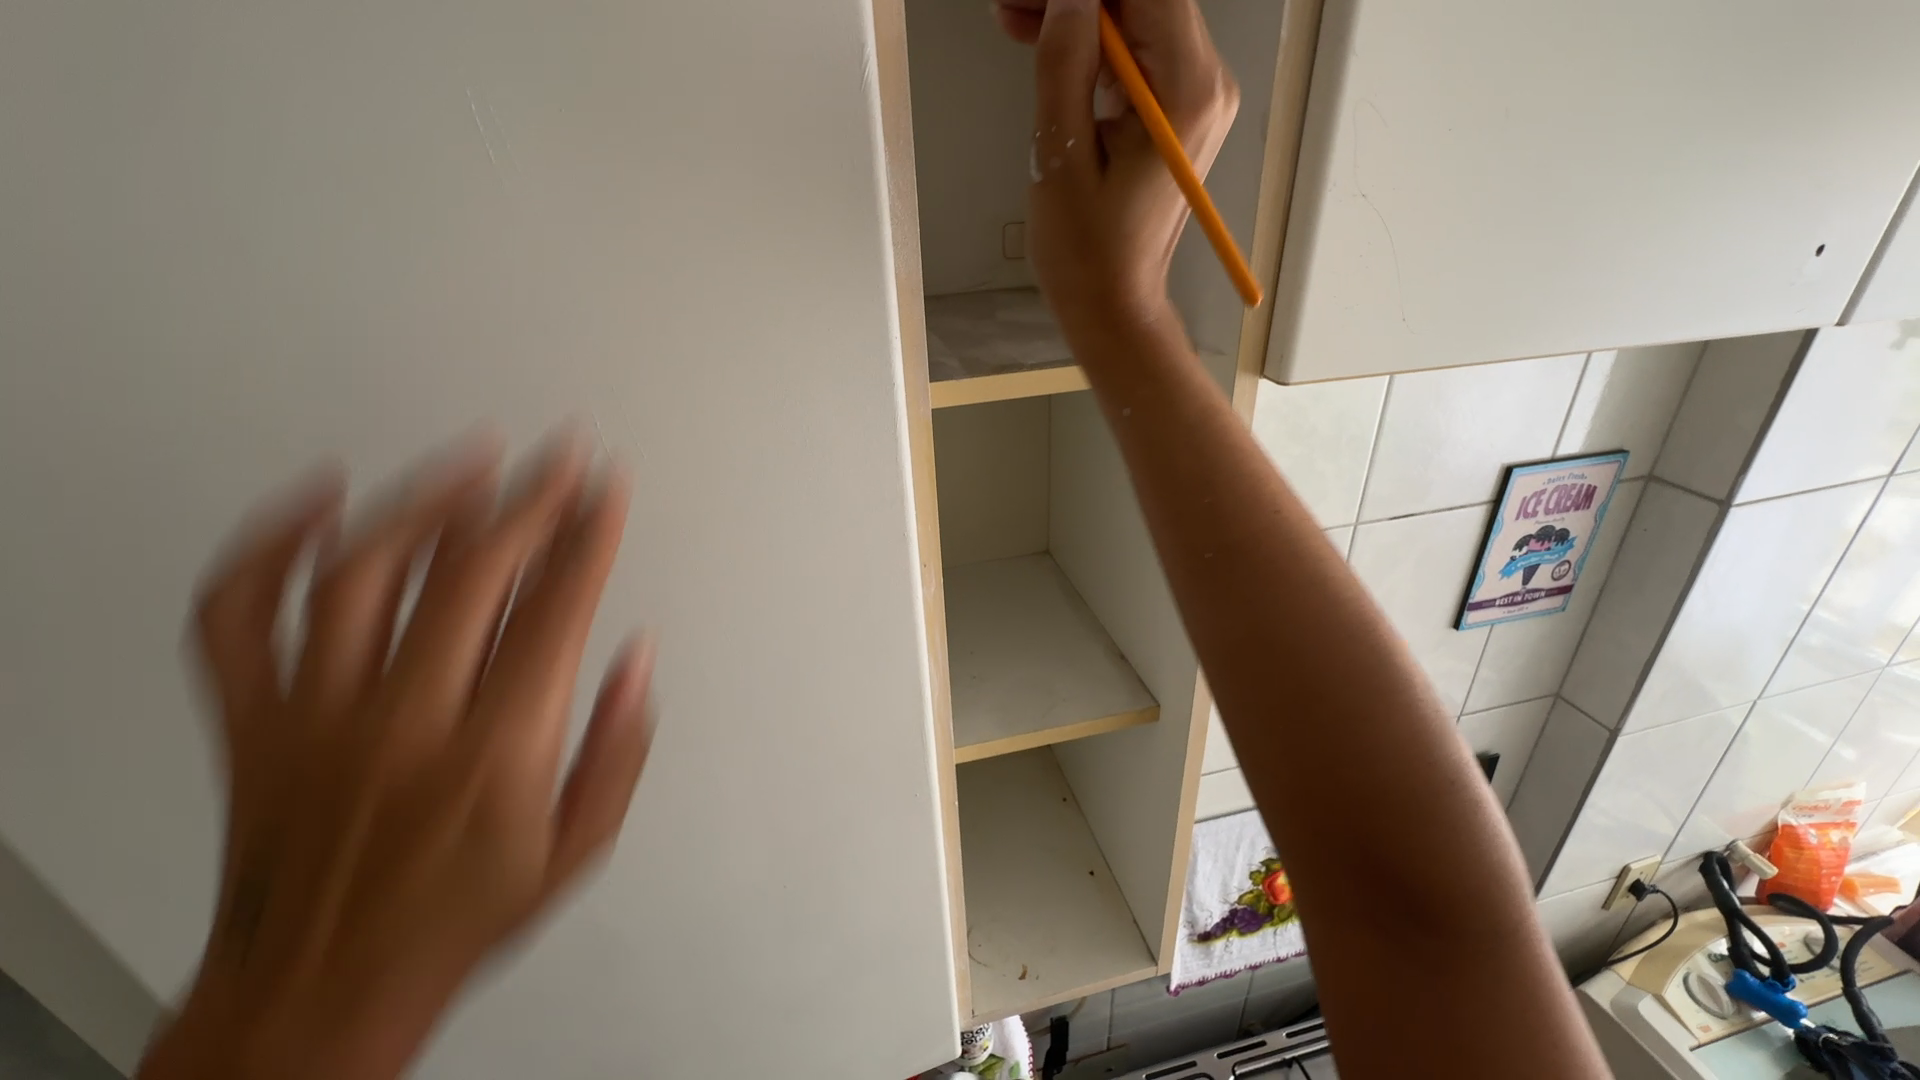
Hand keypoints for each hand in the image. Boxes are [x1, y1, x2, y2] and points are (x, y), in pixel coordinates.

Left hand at [140, 431, 653, 1079]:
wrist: (322, 987)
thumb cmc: (456, 919)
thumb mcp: (578, 847)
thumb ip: (620, 748)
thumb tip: (636, 659)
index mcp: (495, 753)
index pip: (554, 611)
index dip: (588, 537)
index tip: (606, 490)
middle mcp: (404, 721)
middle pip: (472, 573)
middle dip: (530, 499)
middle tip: (559, 456)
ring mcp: (317, 715)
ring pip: (364, 572)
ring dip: (428, 499)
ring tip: (474, 456)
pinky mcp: (255, 722)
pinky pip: (240, 614)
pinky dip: (271, 544)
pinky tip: (320, 499)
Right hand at [995, 0, 1239, 331]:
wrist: (1114, 305)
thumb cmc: (1086, 250)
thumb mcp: (1063, 155)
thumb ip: (1065, 61)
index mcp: (1186, 92)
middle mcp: (1206, 83)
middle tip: (1010, 5)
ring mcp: (1195, 98)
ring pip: (1136, 21)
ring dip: (1077, 14)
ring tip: (1013, 18)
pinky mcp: (1176, 113)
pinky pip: (1134, 55)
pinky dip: (1091, 45)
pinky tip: (1042, 41)